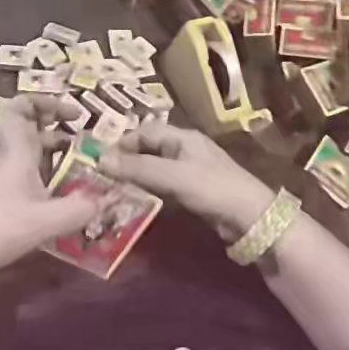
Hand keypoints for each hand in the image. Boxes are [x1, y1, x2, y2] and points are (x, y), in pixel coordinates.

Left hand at [0, 95, 100, 281]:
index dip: (44, 101)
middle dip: (61, 130)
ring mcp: (7, 179)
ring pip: (35, 154)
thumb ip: (83, 208)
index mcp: (18, 152)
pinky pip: (35, 176)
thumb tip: (115, 197)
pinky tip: (73, 196)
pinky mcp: (7, 198)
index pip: (19, 108)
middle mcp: (12, 159)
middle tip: (88, 142)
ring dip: (60, 156)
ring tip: (88, 169)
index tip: (73, 114)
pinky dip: (55, 178)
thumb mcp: (47, 220)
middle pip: (33, 129)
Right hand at [98, 119, 276, 239]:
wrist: (250, 217)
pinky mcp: (193, 191)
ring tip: (112, 189)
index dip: (121, 143)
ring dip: (135, 176)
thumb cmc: (213, 188)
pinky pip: (163, 185)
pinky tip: (135, 200)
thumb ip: (138, 168)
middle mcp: (185, 149)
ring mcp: (189, 170)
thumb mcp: (174, 175)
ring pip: (154, 168)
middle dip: (125, 159)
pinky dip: (148, 189)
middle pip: (148, 149)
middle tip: (101, 176)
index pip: (144, 131)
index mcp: (183, 137)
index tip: (98, 159)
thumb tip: (100, 160)